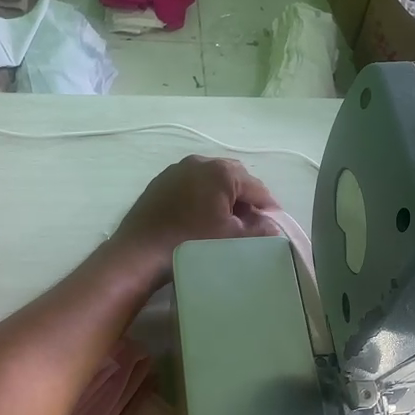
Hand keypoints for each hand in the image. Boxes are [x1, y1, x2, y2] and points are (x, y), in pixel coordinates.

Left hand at [107, 156, 279, 272]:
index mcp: (221, 172)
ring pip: (211, 179)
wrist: (140, 252)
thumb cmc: (191, 242)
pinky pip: (192, 183)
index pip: (256, 186)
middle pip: (234, 177)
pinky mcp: (161, 181)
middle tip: (251, 221)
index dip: (268, 205)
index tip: (274, 222)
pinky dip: (203, 195)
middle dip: (246, 197)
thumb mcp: (231, 238)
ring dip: (223, 195)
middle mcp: (200, 162)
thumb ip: (258, 230)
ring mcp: (178, 169)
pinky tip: (201, 216)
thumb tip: (273, 227)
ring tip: (226, 219)